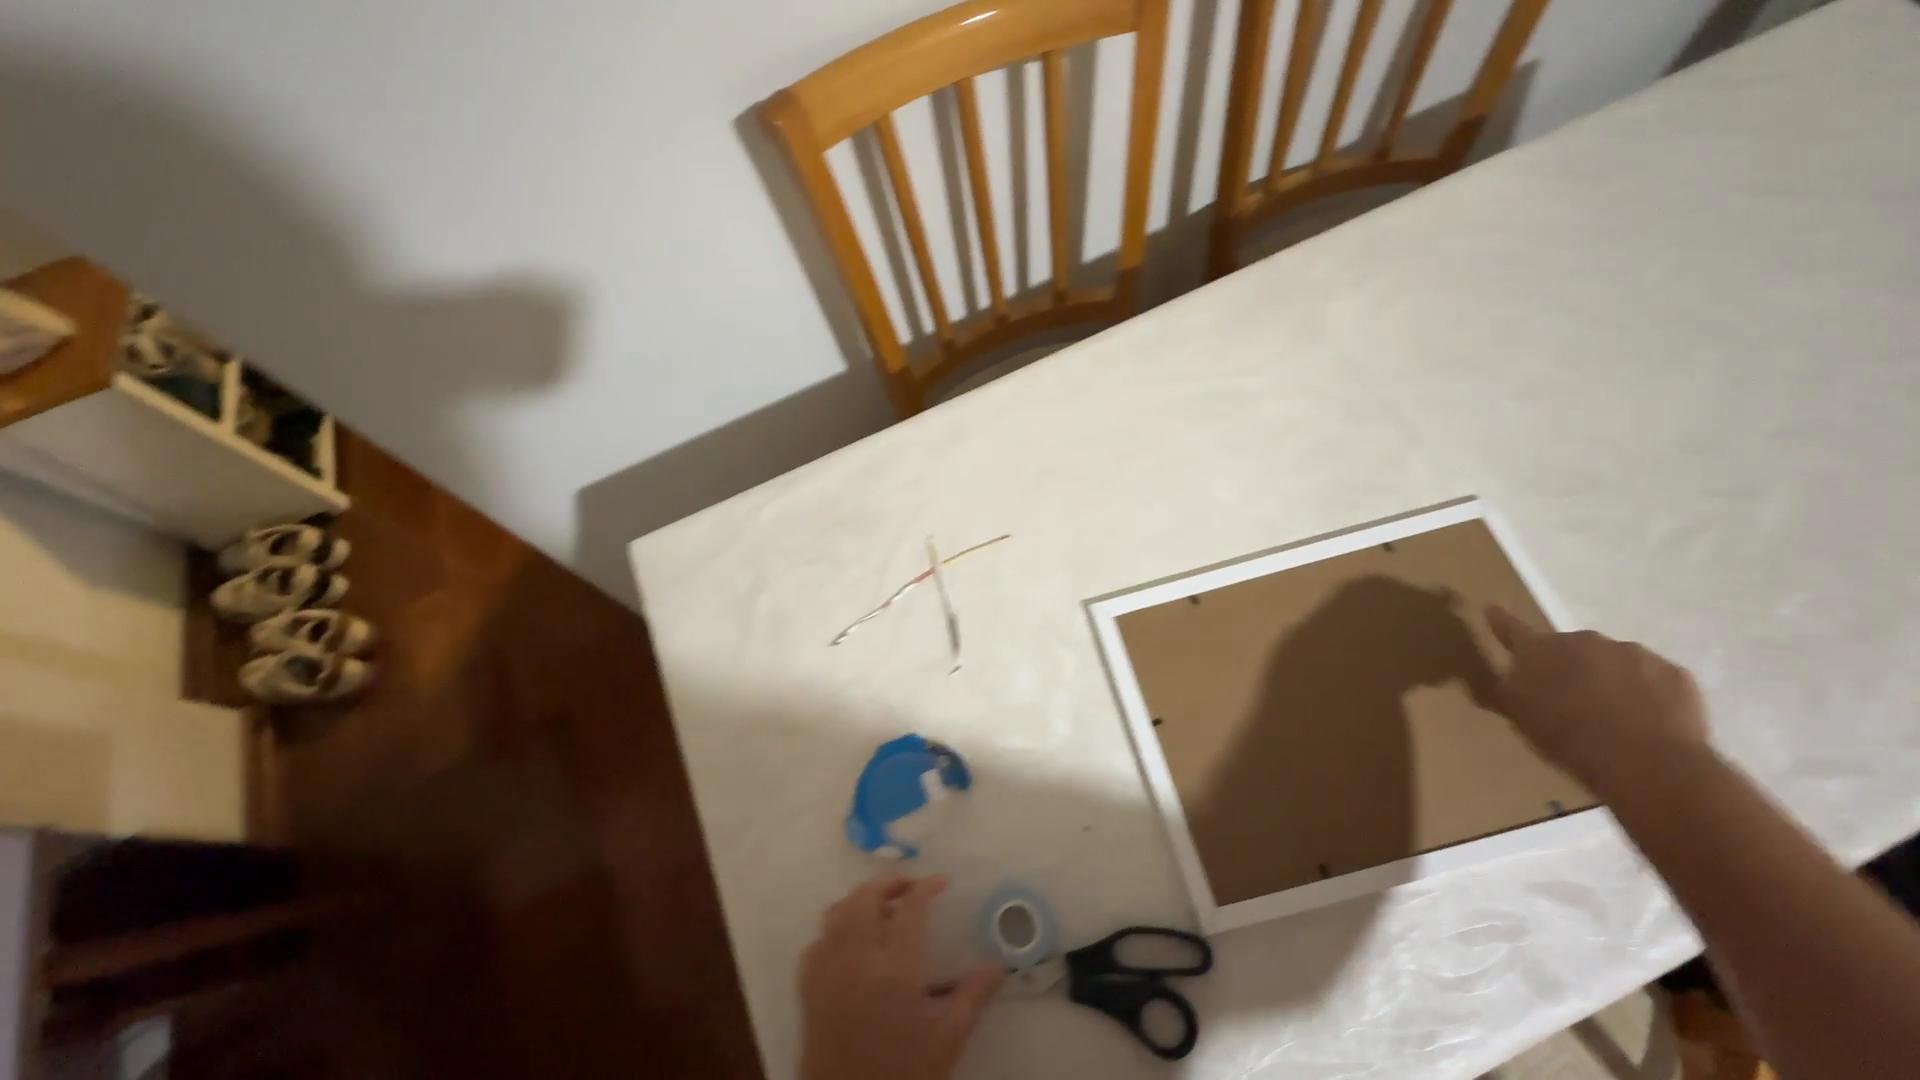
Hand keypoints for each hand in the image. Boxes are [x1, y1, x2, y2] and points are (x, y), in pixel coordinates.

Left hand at [799, 875, 1005, 1079]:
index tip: (941, 883)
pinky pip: (818, 941)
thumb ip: (972, 998)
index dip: (926, 888)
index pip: (910, 908)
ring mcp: (826, 970)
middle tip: (912, 891)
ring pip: (837, 912)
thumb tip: (998, 965)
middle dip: (890, 884)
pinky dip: (835, 930)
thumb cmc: (901, 1075)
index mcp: (894, 969)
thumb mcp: (946, 1042)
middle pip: (866, 897)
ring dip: (861, 901)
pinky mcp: (806, 987)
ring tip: (883, 909)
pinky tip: (851, 944)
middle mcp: (856, 958)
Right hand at [1485, 604, 1710, 792]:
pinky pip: (1653, 678)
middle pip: (1570, 648)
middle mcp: (1584, 640)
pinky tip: (1647, 721)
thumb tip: (1508, 674)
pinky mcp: (1673, 672)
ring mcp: (1633, 652)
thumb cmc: (1567, 739)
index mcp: (1540, 651)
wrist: (1644, 761)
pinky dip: (1647, 693)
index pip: (1512, 629)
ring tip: (1615, 717)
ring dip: (1610, 679)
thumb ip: (1511, 689)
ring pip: (1614, 662)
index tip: (1490, 608)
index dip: (1500, 621)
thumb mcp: (1521, 717)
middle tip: (1572, 700)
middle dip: (1569, 666)